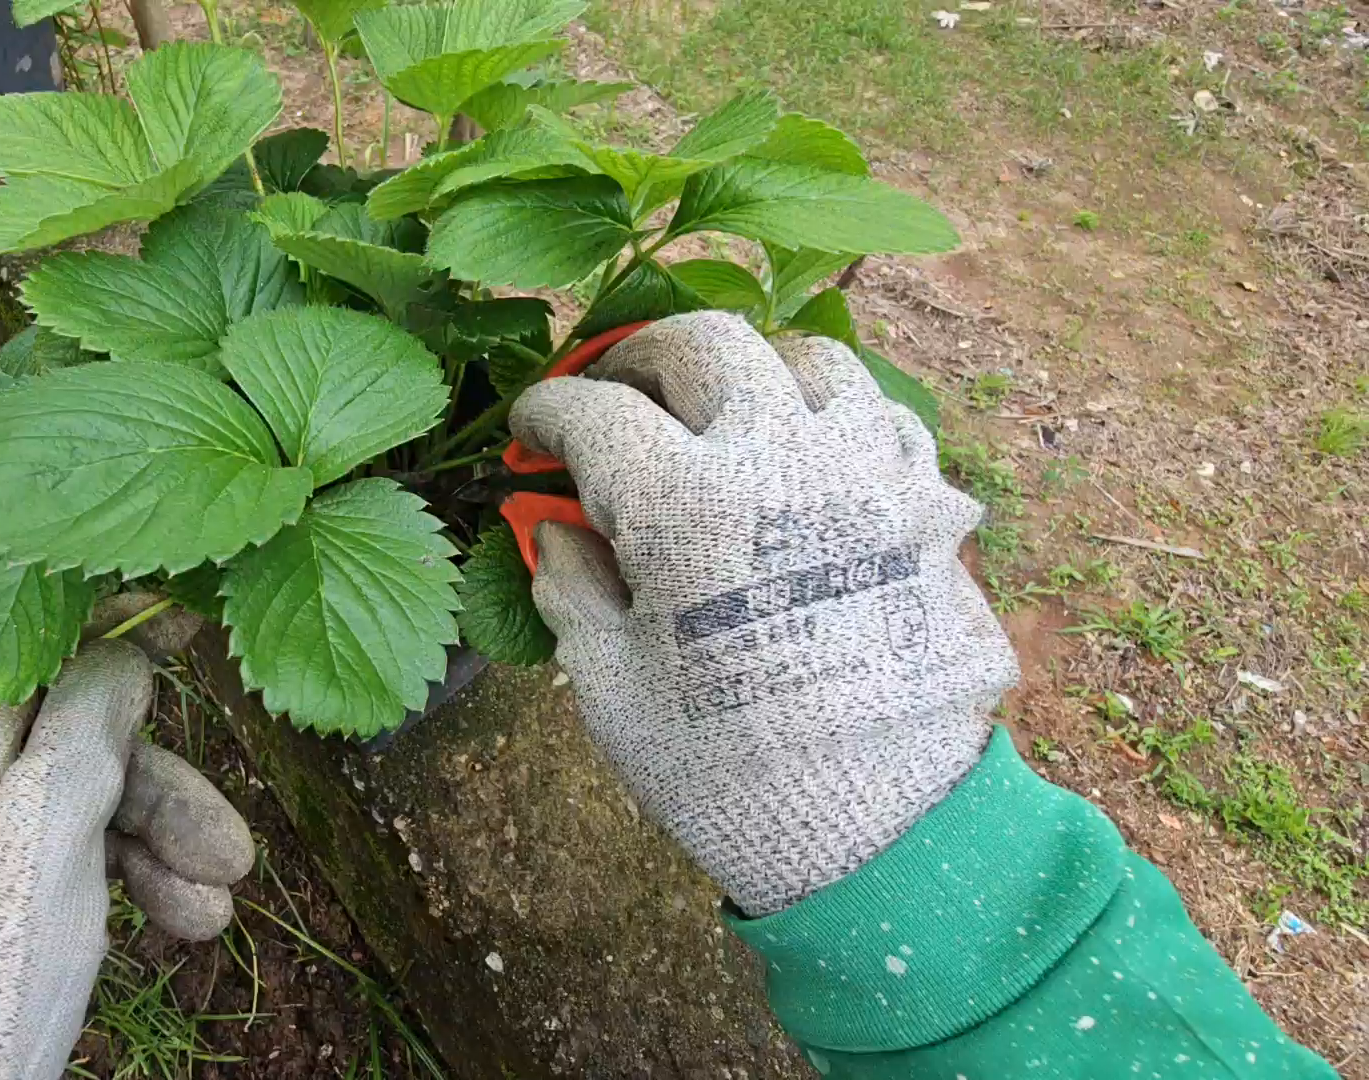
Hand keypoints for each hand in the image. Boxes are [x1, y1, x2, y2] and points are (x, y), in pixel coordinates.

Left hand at [0, 641, 253, 1079]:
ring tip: (217, 912)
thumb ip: (82, 744)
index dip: (117, 646)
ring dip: (158, 856)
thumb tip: (122, 654)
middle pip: (73, 761)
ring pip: (80, 822)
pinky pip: (64, 877)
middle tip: (236, 853)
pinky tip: (180, 928)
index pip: (35, 674)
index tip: (192, 620)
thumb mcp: (35, 864)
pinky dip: (126, 895)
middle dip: (162, 802)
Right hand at [511, 312, 1016, 916]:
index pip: (593, 414)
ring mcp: (872, 474)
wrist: (883, 840)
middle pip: (701, 345)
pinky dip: (820, 415)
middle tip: (607, 390)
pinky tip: (795, 458)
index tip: (528, 425)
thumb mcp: (606, 681)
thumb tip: (558, 528)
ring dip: (738, 371)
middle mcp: (784, 462)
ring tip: (706, 410)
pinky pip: (878, 415)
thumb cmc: (721, 768)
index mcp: (685, 507)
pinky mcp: (929, 508)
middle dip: (635, 354)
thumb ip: (569, 583)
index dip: (545, 410)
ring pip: (806, 357)